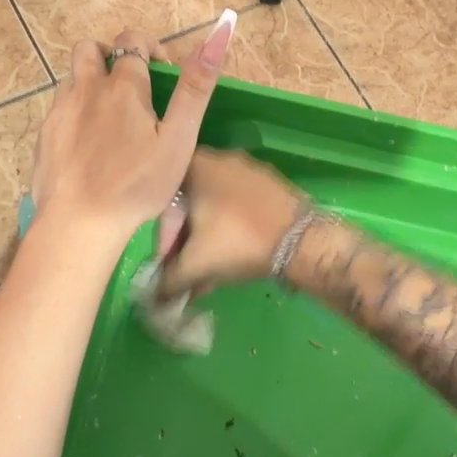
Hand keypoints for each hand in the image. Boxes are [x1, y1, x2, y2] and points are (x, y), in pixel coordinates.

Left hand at [30, 14, 234, 246]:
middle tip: (130, 87)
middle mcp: (86, 89)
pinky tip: (89, 147)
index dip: (150, 49)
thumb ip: (196, 86)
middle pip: (90, 49)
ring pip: (72, 79)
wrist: (79, 222)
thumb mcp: (179, 138)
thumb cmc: (137, 184)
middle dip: (110, 56)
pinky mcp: (44, 137)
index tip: (163, 74)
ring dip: (91, 85)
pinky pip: (59, 111)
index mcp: (123, 87)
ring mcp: (60, 112)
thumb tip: (220, 31)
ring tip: (110, 119)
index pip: (132, 41)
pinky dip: (75, 115)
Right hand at [155, 148, 306, 298]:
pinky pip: (238, 209)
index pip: (163, 202)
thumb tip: (154, 296)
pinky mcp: (271, 187)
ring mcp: (250, 171)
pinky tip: (231, 262)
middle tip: (186, 274)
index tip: (168, 266)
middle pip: (190, 207)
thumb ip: (167, 280)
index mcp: (196, 166)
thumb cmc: (239, 243)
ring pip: (215, 211)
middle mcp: (221, 160)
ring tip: (208, 277)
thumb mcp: (194, 266)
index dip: (163, 240)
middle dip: (185, 245)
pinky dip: (229, 233)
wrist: (303, 242)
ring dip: (206, 244)